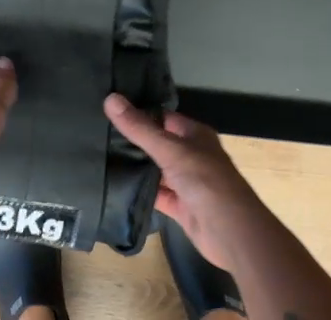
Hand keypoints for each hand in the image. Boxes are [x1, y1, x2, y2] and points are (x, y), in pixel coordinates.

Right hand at [104, 94, 262, 270]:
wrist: (231, 233)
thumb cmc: (205, 181)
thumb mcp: (170, 150)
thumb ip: (140, 128)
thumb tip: (110, 98)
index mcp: (195, 135)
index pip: (163, 117)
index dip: (139, 113)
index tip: (109, 108)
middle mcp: (191, 155)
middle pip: (158, 144)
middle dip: (133, 141)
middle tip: (98, 131)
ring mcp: (186, 182)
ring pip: (156, 170)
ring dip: (135, 167)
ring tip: (100, 155)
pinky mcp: (180, 206)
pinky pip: (156, 195)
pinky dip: (140, 192)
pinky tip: (115, 186)